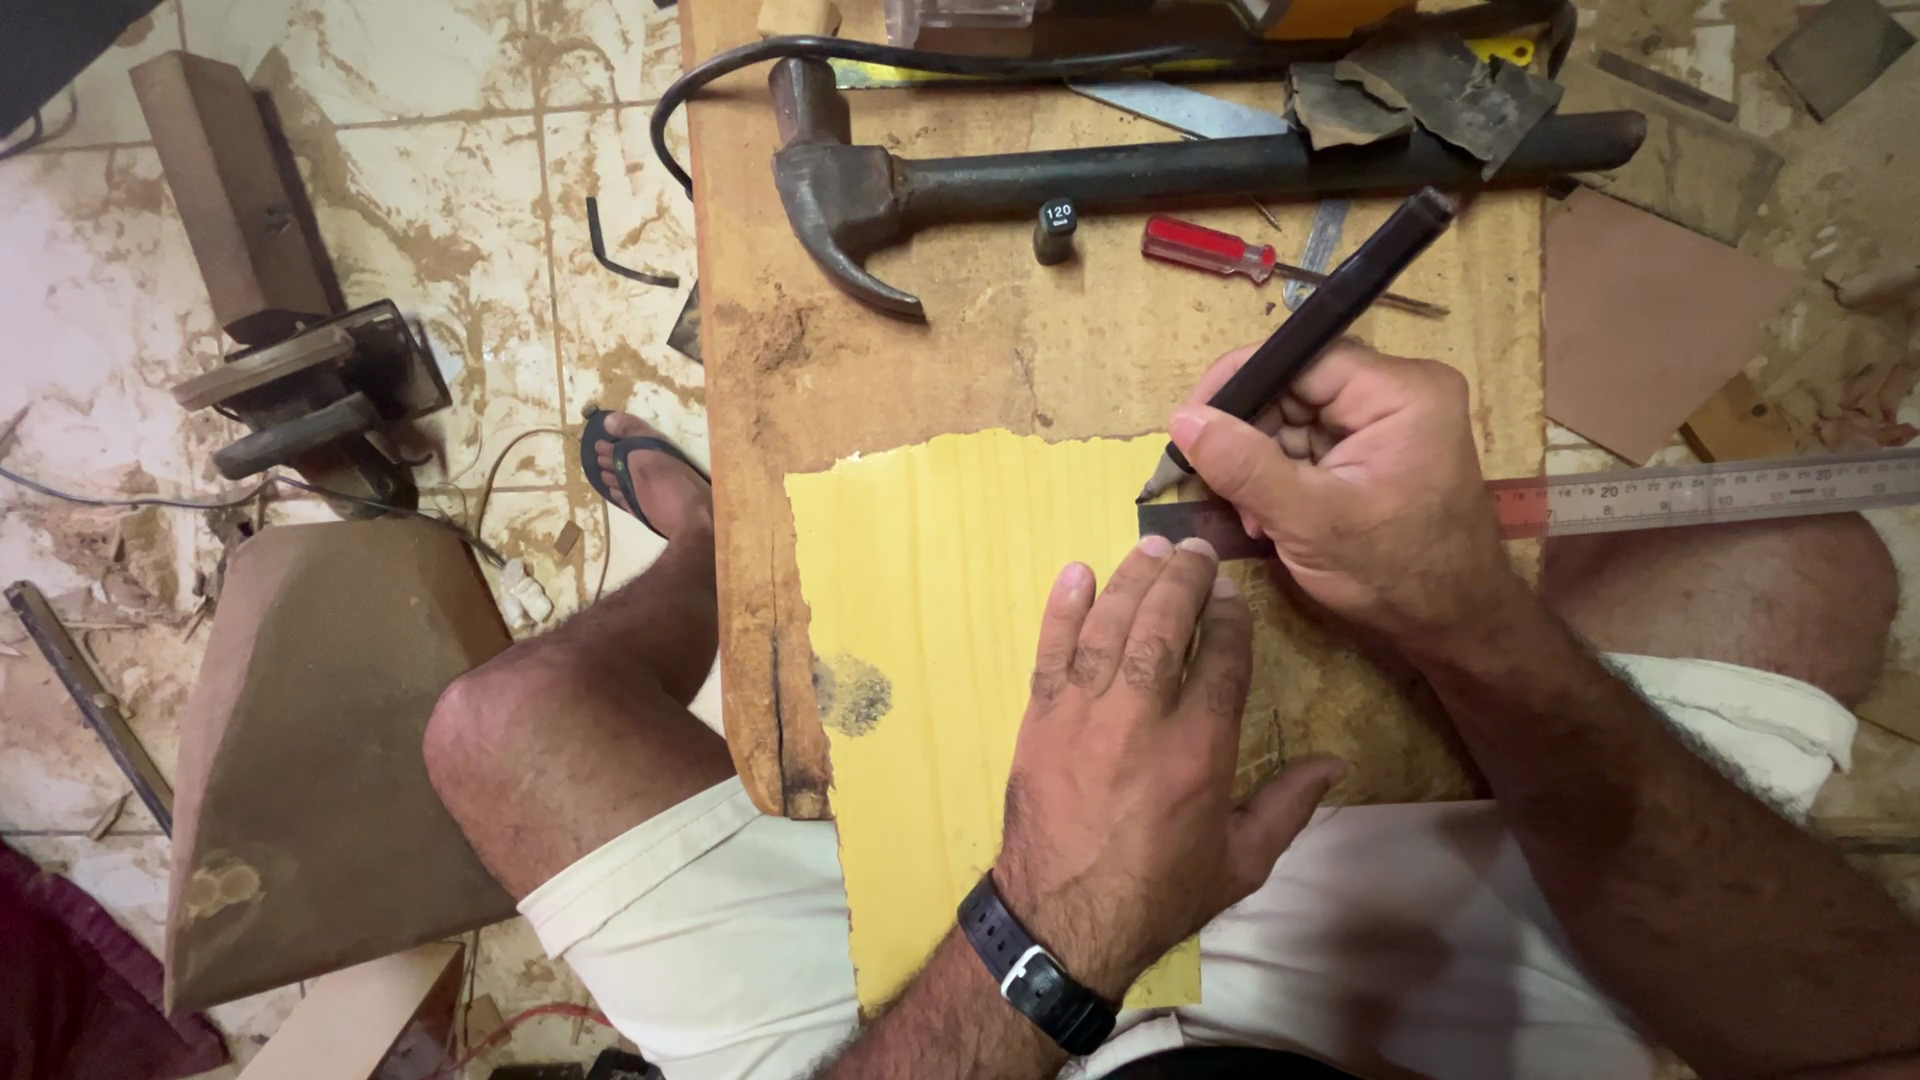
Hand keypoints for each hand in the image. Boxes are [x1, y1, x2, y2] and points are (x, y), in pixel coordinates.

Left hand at [992, 537, 1346, 1000]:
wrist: (1062, 917)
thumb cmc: (1158, 891)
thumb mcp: (1240, 864)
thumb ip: (1288, 806)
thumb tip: (1336, 763)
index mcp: (1199, 751)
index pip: (1222, 660)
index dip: (1229, 618)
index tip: (1230, 592)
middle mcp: (1141, 719)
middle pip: (1164, 628)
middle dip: (1182, 580)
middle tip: (1193, 549)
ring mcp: (1083, 713)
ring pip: (1110, 628)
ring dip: (1130, 581)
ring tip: (1148, 548)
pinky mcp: (1040, 716)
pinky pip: (1050, 651)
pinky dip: (1061, 610)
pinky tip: (1075, 573)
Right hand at [1167, 341, 1526, 647]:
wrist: (1449, 622)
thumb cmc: (1392, 573)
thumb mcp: (1307, 520)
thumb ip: (1243, 466)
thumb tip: (1182, 418)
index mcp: (1400, 392)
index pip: (1299, 358)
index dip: (1237, 383)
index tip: (1188, 424)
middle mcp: (1395, 392)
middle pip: (1291, 388)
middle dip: (1247, 437)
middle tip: (1224, 489)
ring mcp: (1383, 420)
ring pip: (1290, 418)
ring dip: (1257, 464)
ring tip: (1254, 515)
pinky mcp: (1370, 448)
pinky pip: (1304, 444)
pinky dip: (1276, 477)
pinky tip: (1270, 516)